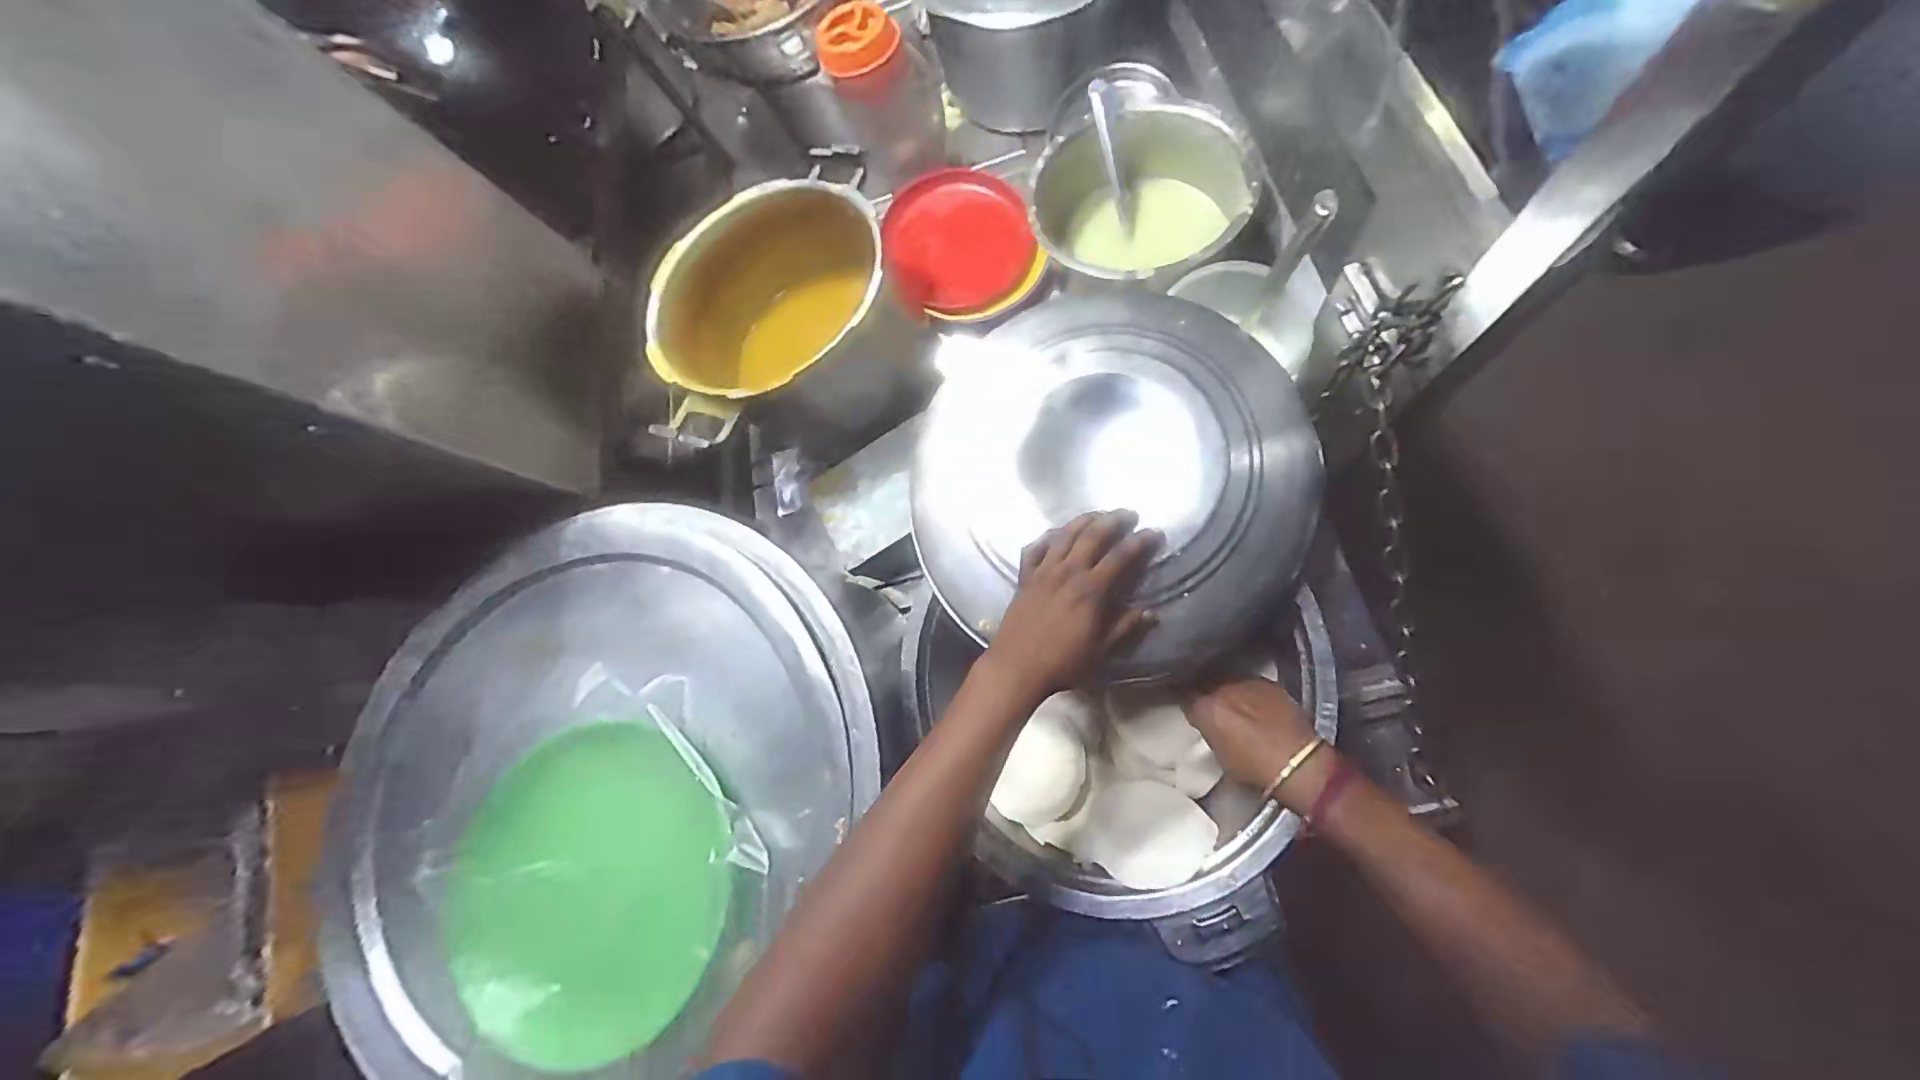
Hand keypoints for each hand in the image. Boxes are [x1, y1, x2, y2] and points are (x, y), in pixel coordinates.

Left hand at [979, 510, 1160, 701]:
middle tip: (1128, 514)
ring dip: (1082, 521)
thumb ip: (1125, 628)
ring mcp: (1043, 572)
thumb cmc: (1063, 662)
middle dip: (1113, 520)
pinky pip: (1035, 549)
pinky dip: (1047, 537)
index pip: (1121, 556)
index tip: (1154, 532)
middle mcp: (1067, 572)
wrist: (1016, 666)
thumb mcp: (1101, 650)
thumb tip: (1151, 613)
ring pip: (1064, 535)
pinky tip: (1055, 534)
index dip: (1140, 541)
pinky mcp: (1024, 578)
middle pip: (1092, 535)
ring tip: (1097, 515)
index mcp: (1090, 589)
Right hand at [1186, 677, 1325, 808]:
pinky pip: (1249, 682)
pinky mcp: (1268, 683)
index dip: (1185, 699)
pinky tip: (1252, 701)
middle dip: (1204, 690)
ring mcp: (1246, 682)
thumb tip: (1209, 723)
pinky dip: (1247, 690)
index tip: (1187, 704)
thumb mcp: (1218, 753)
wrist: (1298, 763)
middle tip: (1207, 701)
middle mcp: (1222, 688)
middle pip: (1205, 682)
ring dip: (1225, 688)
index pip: (1183, 695)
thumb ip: (1208, 730)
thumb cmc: (1254, 768)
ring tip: (1230, 699)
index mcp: (1205, 707)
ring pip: (1227, 678)